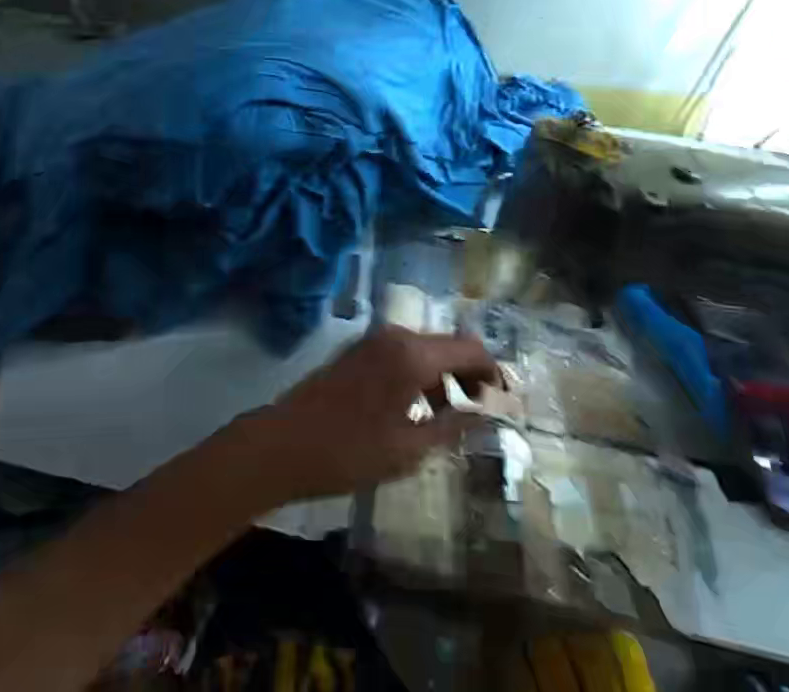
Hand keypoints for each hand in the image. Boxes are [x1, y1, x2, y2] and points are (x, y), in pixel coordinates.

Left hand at [222, 326, 499, 504]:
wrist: (282, 444)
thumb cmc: (349, 451)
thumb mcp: (410, 448)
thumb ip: (454, 426)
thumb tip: (487, 414)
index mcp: (412, 354)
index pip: (471, 350)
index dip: (493, 373)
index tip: (506, 401)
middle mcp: (394, 336)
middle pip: (448, 346)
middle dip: (469, 376)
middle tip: (480, 413)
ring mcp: (371, 341)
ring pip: (424, 351)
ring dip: (443, 378)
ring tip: (450, 418)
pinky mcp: (355, 352)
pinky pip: (401, 355)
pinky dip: (418, 376)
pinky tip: (416, 410)